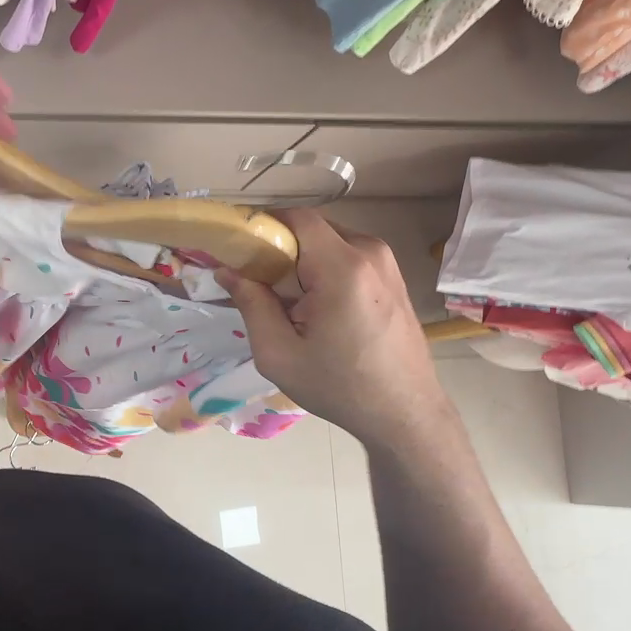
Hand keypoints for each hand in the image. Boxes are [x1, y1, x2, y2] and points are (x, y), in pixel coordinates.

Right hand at [218, 209, 450, 451]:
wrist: (403, 412)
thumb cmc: (338, 386)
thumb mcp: (278, 353)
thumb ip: (251, 305)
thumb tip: (227, 272)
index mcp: (342, 268)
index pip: (297, 218)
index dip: (262, 225)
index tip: (236, 249)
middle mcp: (370, 254)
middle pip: (313, 228)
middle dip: (280, 248)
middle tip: (257, 283)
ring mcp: (387, 264)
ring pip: (330, 243)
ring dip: (302, 262)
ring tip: (286, 302)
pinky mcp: (393, 278)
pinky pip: (348, 258)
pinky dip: (323, 271)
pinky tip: (314, 309)